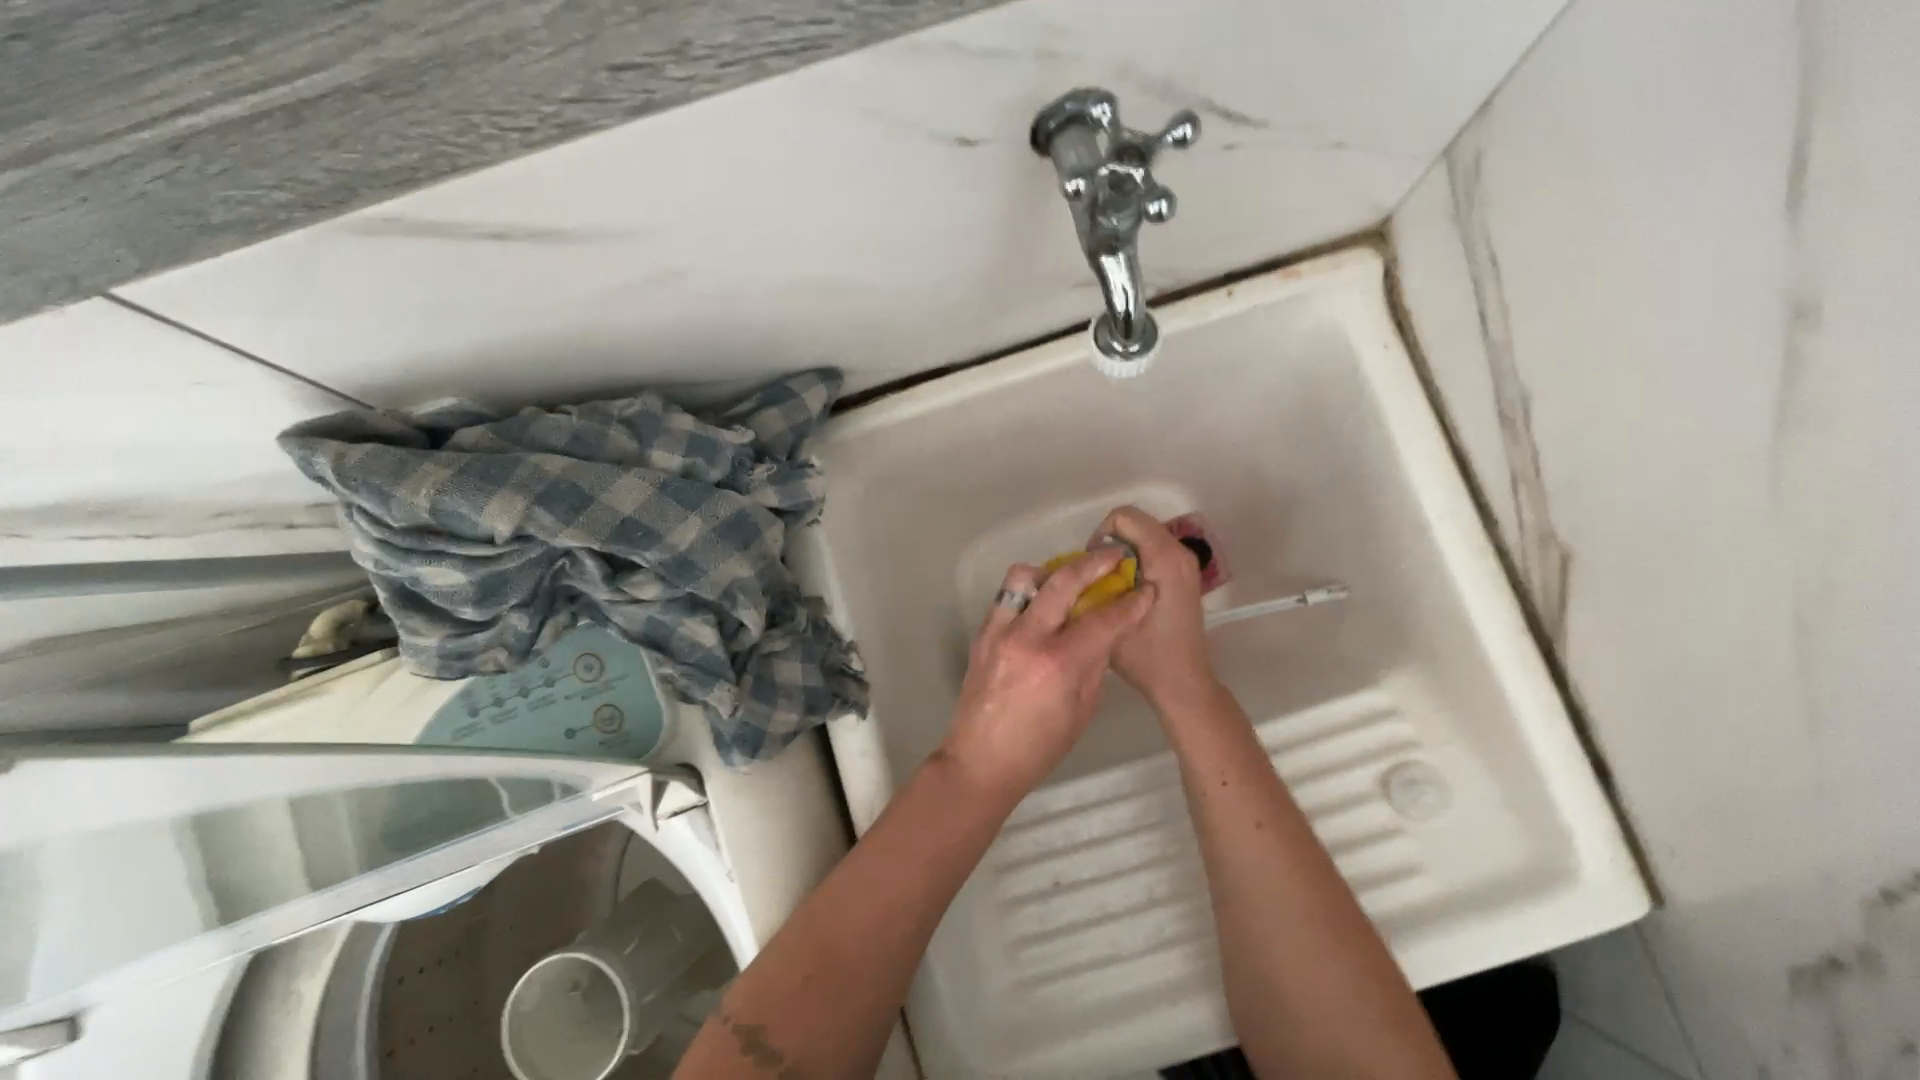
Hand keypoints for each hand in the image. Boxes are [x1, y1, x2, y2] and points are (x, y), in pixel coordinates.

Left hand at [941, 547, 1154, 803]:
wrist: (980, 761)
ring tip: (1067, 583)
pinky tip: (1042, 607)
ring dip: (1050, 572)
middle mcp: (1026, 637)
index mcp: (1057, 663)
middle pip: (1062, 580)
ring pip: (1023, 576)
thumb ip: (1095, 662)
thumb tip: (1108, 631)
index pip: (1103, 619)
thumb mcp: (1082, 708)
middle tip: (1113, 556)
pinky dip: (1028, 593)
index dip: (1130, 603)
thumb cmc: (1039, 747)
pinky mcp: (982, 635)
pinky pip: (1006, 597)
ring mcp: (998, 632)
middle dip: (1094, 563)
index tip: (1145, 591)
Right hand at [1091, 506, 1219, 710]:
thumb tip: (1070, 570)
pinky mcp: (1182, 574)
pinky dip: (1133, 561)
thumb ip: (1090, 590)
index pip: (1124, 517)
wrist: (1183, 682)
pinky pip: (1151, 550)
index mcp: (1164, 559)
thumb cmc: (1148, 657)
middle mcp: (1179, 552)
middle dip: (1108, 545)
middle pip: (1133, 523)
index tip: (1092, 569)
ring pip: (1141, 536)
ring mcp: (1184, 563)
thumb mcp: (1110, 621)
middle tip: (1096, 580)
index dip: (1100, 536)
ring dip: (1120, 554)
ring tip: (1107, 587)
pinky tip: (1124, 593)